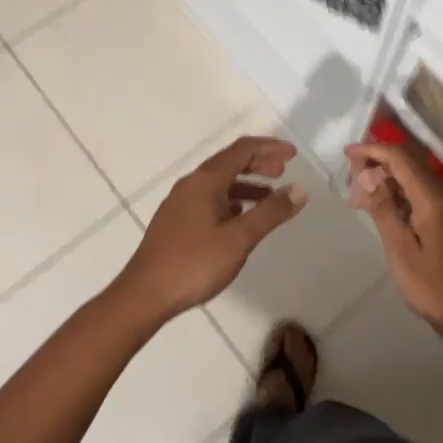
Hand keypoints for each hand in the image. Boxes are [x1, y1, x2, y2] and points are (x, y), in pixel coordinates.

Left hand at [115, 136, 306, 321]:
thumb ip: (271, 212)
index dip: (269, 147)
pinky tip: (240, 217)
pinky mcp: (176, 221)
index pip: (242, 150)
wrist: (144, 295)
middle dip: (259, 163)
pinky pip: (209, 199)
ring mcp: (180, 203)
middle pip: (229, 162)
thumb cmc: (194, 263)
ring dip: (246, 183)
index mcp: (205, 181)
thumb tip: (298, 189)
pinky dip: (231, 200)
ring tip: (270, 196)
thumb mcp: (239, 238)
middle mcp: (191, 184)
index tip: (293, 154)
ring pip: (219, 182)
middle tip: (284, 171)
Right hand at [344, 142, 442, 333]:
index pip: (400, 158)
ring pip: (412, 176)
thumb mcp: (399, 247)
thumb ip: (383, 208)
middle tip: (349, 179)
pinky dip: (396, 192)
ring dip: (385, 178)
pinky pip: (417, 192)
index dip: (373, 150)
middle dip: (377, 162)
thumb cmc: (429, 284)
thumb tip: (367, 174)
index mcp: (430, 198)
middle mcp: (441, 193)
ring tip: (358, 198)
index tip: (347, 153)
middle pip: (407, 162)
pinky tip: (379, 208)